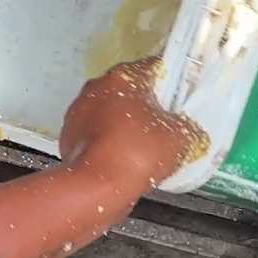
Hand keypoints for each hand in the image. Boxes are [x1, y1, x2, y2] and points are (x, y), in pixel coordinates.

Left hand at [61, 58, 204, 195]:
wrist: (94, 188)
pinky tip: (120, 160)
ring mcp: (77, 111)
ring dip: (123, 124)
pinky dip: (107, 143)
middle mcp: (96, 86)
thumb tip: (191, 130)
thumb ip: (189, 128)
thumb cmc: (138, 152)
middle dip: (145, 104)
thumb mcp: (179, 139)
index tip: (182, 100)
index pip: (154, 69)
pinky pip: (94, 134)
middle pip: (129, 90)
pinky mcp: (66, 137)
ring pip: (109, 112)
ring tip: (142, 147)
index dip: (172, 83)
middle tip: (164, 125)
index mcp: (124, 76)